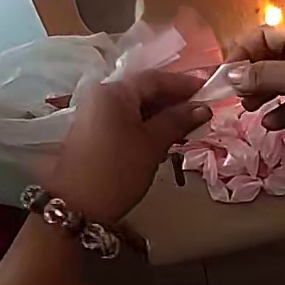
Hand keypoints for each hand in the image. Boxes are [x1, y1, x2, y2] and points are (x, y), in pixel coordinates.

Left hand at [45, 71, 208, 223]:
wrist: (76, 205)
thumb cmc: (118, 170)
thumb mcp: (152, 144)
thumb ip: (177, 120)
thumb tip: (203, 107)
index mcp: (115, 91)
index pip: (154, 78)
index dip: (183, 83)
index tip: (208, 89)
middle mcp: (102, 96)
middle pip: (143, 90)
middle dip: (173, 99)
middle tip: (201, 110)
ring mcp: (94, 114)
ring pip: (135, 106)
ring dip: (161, 114)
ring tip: (188, 126)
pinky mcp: (93, 132)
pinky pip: (125, 119)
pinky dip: (146, 124)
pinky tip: (164, 137)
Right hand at [224, 21, 284, 156]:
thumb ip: (263, 76)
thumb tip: (229, 76)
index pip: (262, 37)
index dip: (241, 52)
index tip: (224, 73)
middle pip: (266, 61)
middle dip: (249, 77)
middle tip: (233, 95)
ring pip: (276, 84)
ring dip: (261, 95)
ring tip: (248, 108)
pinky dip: (278, 113)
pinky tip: (268, 123)